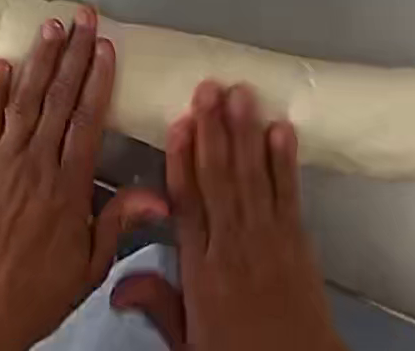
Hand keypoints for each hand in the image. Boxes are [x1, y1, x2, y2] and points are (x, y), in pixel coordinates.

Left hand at [0, 6, 166, 350]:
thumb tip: (162, 195)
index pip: (87, 119)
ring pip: (25, 100)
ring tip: (52, 26)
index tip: (106, 46)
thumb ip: (120, 220)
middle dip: (75, 53)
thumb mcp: (89, 265)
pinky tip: (4, 61)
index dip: (98, 78)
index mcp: (68, 185)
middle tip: (84, 18)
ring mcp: (1, 161)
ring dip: (41, 60)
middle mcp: (36, 163)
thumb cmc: (35, 291)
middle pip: (59, 98)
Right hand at [110, 81, 347, 350]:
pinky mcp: (297, 238)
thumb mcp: (187, 341)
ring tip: (240, 93)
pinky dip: (284, 159)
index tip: (178, 122)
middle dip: (212, 129)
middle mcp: (231, 244)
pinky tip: (280, 128)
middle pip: (218, 177)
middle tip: (208, 88)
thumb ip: (157, 303)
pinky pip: (289, 192)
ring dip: (245, 131)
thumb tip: (117, 286)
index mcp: (200, 267)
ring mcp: (267, 237)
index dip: (181, 159)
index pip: (186, 202)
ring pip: (251, 176)